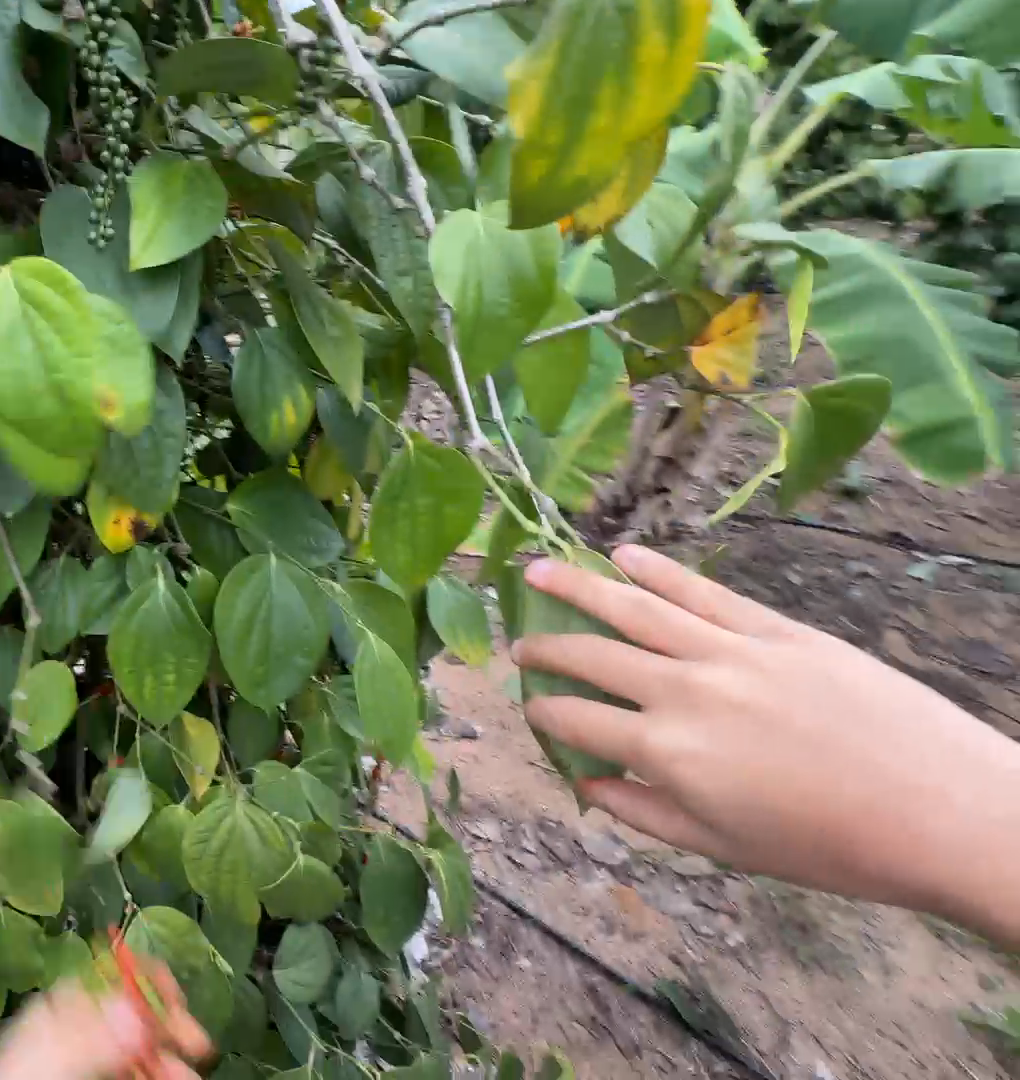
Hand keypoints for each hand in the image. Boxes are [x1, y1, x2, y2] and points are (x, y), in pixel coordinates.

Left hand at [0, 961, 210, 1079]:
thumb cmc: (21, 1076)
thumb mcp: (51, 1050)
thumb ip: (91, 1031)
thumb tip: (136, 1009)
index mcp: (63, 1003)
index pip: (110, 977)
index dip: (145, 979)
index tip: (176, 990)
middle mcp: (80, 1026)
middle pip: (132, 1015)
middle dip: (166, 1024)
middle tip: (198, 1042)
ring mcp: (90, 1057)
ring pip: (138, 1048)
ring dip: (168, 1057)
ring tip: (191, 1075)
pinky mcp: (100, 1078)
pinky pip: (134, 1072)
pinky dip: (157, 1074)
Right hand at [512, 544, 1019, 947]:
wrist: (962, 820)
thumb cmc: (834, 846)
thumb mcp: (722, 848)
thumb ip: (640, 811)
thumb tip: (585, 784)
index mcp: (664, 751)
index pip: (572, 719)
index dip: (540, 713)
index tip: (531, 710)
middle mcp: (682, 691)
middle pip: (586, 655)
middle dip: (541, 649)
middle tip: (520, 647)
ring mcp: (730, 654)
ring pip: (631, 608)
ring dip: (573, 586)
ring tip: (534, 569)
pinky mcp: (777, 632)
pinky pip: (703, 593)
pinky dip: (657, 570)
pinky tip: (621, 555)